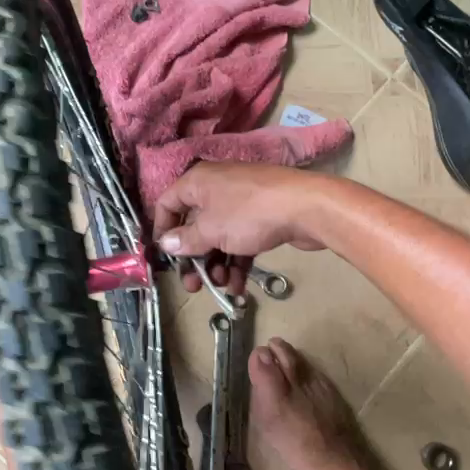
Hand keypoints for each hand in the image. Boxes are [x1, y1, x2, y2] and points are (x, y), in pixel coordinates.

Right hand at [152, 163, 328, 292]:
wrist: (307, 208)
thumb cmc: (248, 214)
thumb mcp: (211, 230)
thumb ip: (186, 240)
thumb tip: (165, 243)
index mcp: (198, 182)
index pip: (168, 203)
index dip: (162, 229)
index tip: (165, 257)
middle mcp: (216, 188)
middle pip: (194, 225)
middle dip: (193, 258)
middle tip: (193, 285)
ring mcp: (241, 202)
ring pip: (219, 236)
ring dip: (216, 264)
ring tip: (221, 286)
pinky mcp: (261, 217)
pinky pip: (240, 240)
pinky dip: (237, 262)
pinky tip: (238, 287)